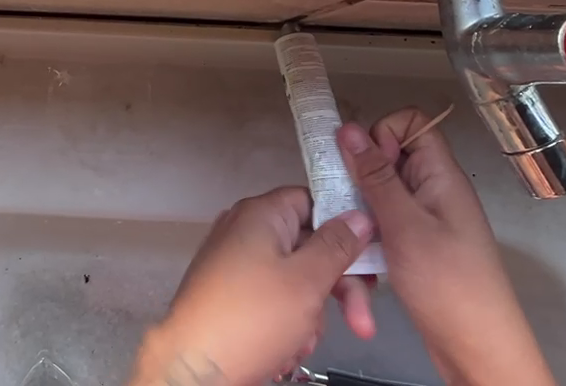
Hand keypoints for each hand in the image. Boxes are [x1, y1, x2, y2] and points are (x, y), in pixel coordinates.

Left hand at [130, 187, 370, 385]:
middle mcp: (246, 229)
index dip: (343, 226)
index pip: (312, 201)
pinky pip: (273, 298)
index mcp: (261, 213)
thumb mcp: (306, 281)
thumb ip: (337, 246)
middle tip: (360, 323)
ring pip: (295, 278)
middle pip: (308, 245)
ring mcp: (236, 260)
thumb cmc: (249, 318)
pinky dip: (286, 323)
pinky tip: (284, 349)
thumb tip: (358, 217)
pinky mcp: (231, 292)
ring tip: (301, 342)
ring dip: (310, 314)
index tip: (369, 257)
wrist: (196, 365)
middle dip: (337, 287)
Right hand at [338, 110, 555, 385]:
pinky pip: (384, 222)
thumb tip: (347, 128)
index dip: (382, 134)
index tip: (366, 167)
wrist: (480, 355)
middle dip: (361, 176)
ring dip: (361, 211)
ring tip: (353, 238)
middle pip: (389, 157)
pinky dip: (369, 235)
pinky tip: (362, 261)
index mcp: (441, 176)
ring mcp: (426, 219)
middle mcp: (434, 191)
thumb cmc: (449, 288)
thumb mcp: (405, 226)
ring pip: (381, 193)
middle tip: (349, 204)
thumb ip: (375, 175)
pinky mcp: (417, 245)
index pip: (410, 123)